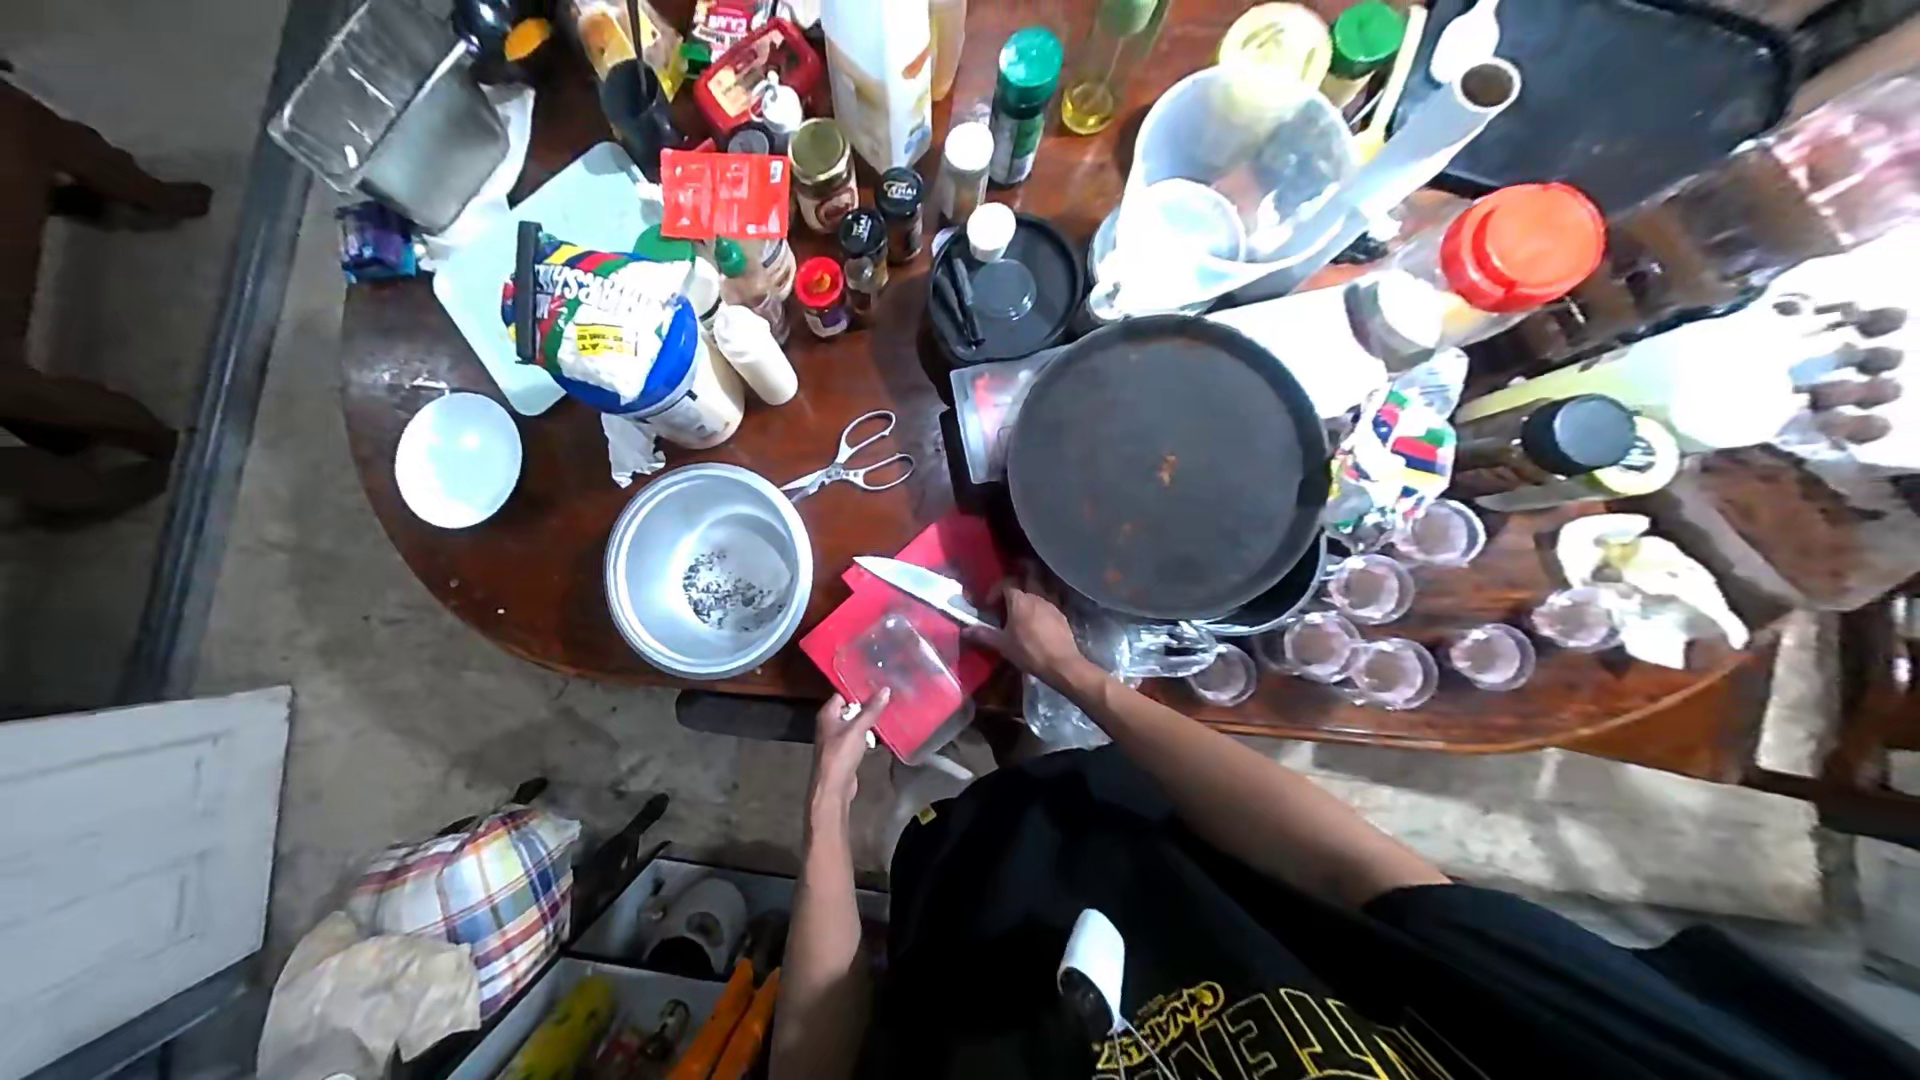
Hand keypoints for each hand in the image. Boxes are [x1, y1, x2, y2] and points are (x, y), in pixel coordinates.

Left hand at [807, 689, 886, 826]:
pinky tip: (884, 730)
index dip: (858, 688)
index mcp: (828, 714)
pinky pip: (859, 735)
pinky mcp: (846, 750)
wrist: (834, 788)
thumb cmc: (841, 755)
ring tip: (890, 709)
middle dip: (868, 703)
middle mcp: (830, 723)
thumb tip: (886, 689)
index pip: (843, 693)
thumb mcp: (857, 729)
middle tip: (888, 695)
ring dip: (871, 719)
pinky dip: (869, 733)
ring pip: (857, 722)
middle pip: (851, 707)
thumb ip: (871, 710)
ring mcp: (838, 737)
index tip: (878, 682)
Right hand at [967, 571, 1086, 685]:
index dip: (995, 590)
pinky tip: (1039, 619)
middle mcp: (1036, 596)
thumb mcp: (1002, 645)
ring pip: (1040, 589)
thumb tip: (965, 631)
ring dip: (1031, 593)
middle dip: (1019, 576)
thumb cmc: (1028, 651)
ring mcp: (1051, 604)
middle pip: (1029, 576)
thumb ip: (983, 634)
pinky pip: (1050, 602)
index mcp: (1019, 600)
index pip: (1006, 583)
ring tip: (1023, 607)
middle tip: (1010, 588)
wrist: (1061, 663)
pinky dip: (1042, 605)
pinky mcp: (1062, 615)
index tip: (989, 605)